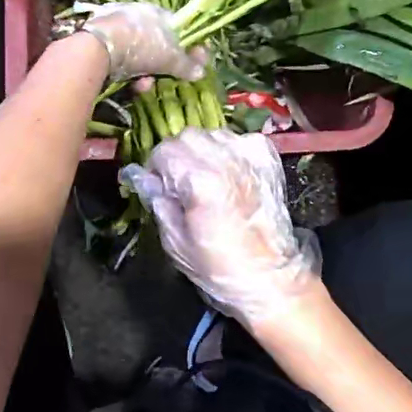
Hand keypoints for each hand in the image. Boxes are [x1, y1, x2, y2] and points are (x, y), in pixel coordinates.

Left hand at [81, 3, 206, 81]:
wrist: (98, 48)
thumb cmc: (142, 45)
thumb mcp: (170, 58)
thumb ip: (187, 65)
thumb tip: (201, 71)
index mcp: (156, 11)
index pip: (177, 28)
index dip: (187, 46)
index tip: (194, 63)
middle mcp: (137, 16)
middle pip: (157, 44)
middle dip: (165, 66)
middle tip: (169, 78)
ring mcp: (117, 28)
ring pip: (139, 56)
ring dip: (147, 74)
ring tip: (146, 85)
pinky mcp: (100, 43)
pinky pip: (122, 61)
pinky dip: (129, 75)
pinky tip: (132, 85)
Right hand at [120, 128, 323, 327]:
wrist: (270, 276)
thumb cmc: (218, 266)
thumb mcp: (175, 239)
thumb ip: (157, 200)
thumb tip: (142, 177)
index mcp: (200, 180)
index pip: (164, 151)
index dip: (156, 170)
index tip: (160, 188)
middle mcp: (226, 158)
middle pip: (187, 136)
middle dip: (178, 156)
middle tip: (182, 184)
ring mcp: (250, 154)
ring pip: (212, 134)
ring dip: (203, 152)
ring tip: (208, 179)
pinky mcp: (267, 156)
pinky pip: (237, 139)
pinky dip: (228, 151)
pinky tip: (229, 174)